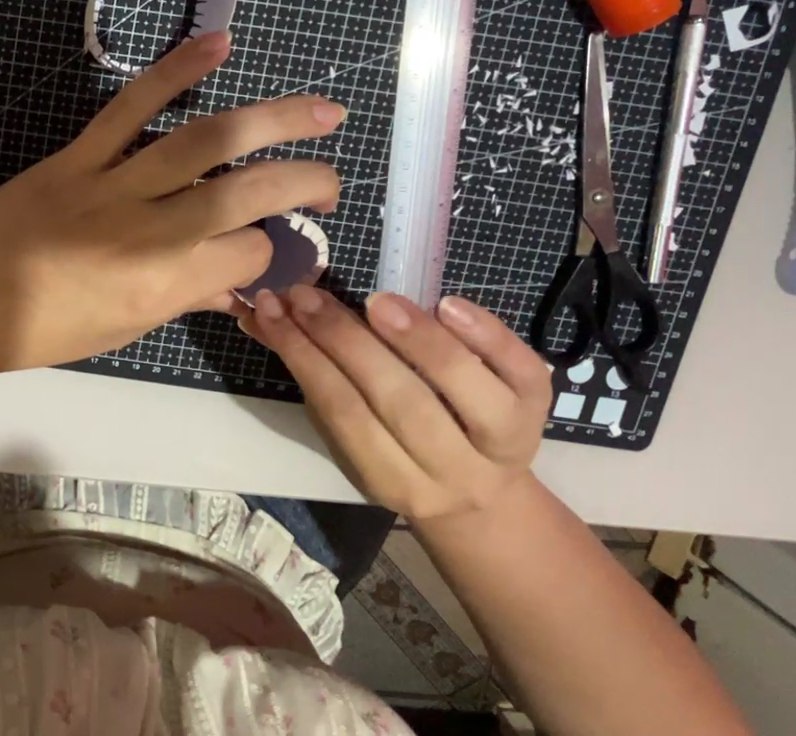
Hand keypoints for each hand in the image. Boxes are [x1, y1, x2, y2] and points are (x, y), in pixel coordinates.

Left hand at [0, 32, 343, 382]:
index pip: (249, 255)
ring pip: (206, 141)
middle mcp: (148, 233)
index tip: (274, 245)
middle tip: (332, 177)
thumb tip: (236, 282)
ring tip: (322, 108)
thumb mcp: (118, 330)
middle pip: (247, 193)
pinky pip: (131, 107)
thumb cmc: (33, 332)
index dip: (272, 251)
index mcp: (161, 287)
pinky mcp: (73, 156)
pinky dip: (175, 70)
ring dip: (272, 118)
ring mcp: (110, 186)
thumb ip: (181, 298)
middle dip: (303, 179)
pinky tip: (218, 44)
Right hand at [242, 287, 551, 521]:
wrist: (482, 501)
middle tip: (307, 295)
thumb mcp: (348, 430)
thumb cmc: (394, 453)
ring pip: (463, 392)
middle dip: (345, 341)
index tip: (273, 308)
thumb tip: (256, 315)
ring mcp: (503, 446)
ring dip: (416, 340)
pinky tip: (448, 302)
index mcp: (391, 478)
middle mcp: (449, 471)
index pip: (339, 408)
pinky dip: (488, 336)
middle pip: (397, 401)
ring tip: (375, 300)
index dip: (303, 354)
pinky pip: (523, 373)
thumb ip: (309, 374)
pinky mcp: (540, 412)